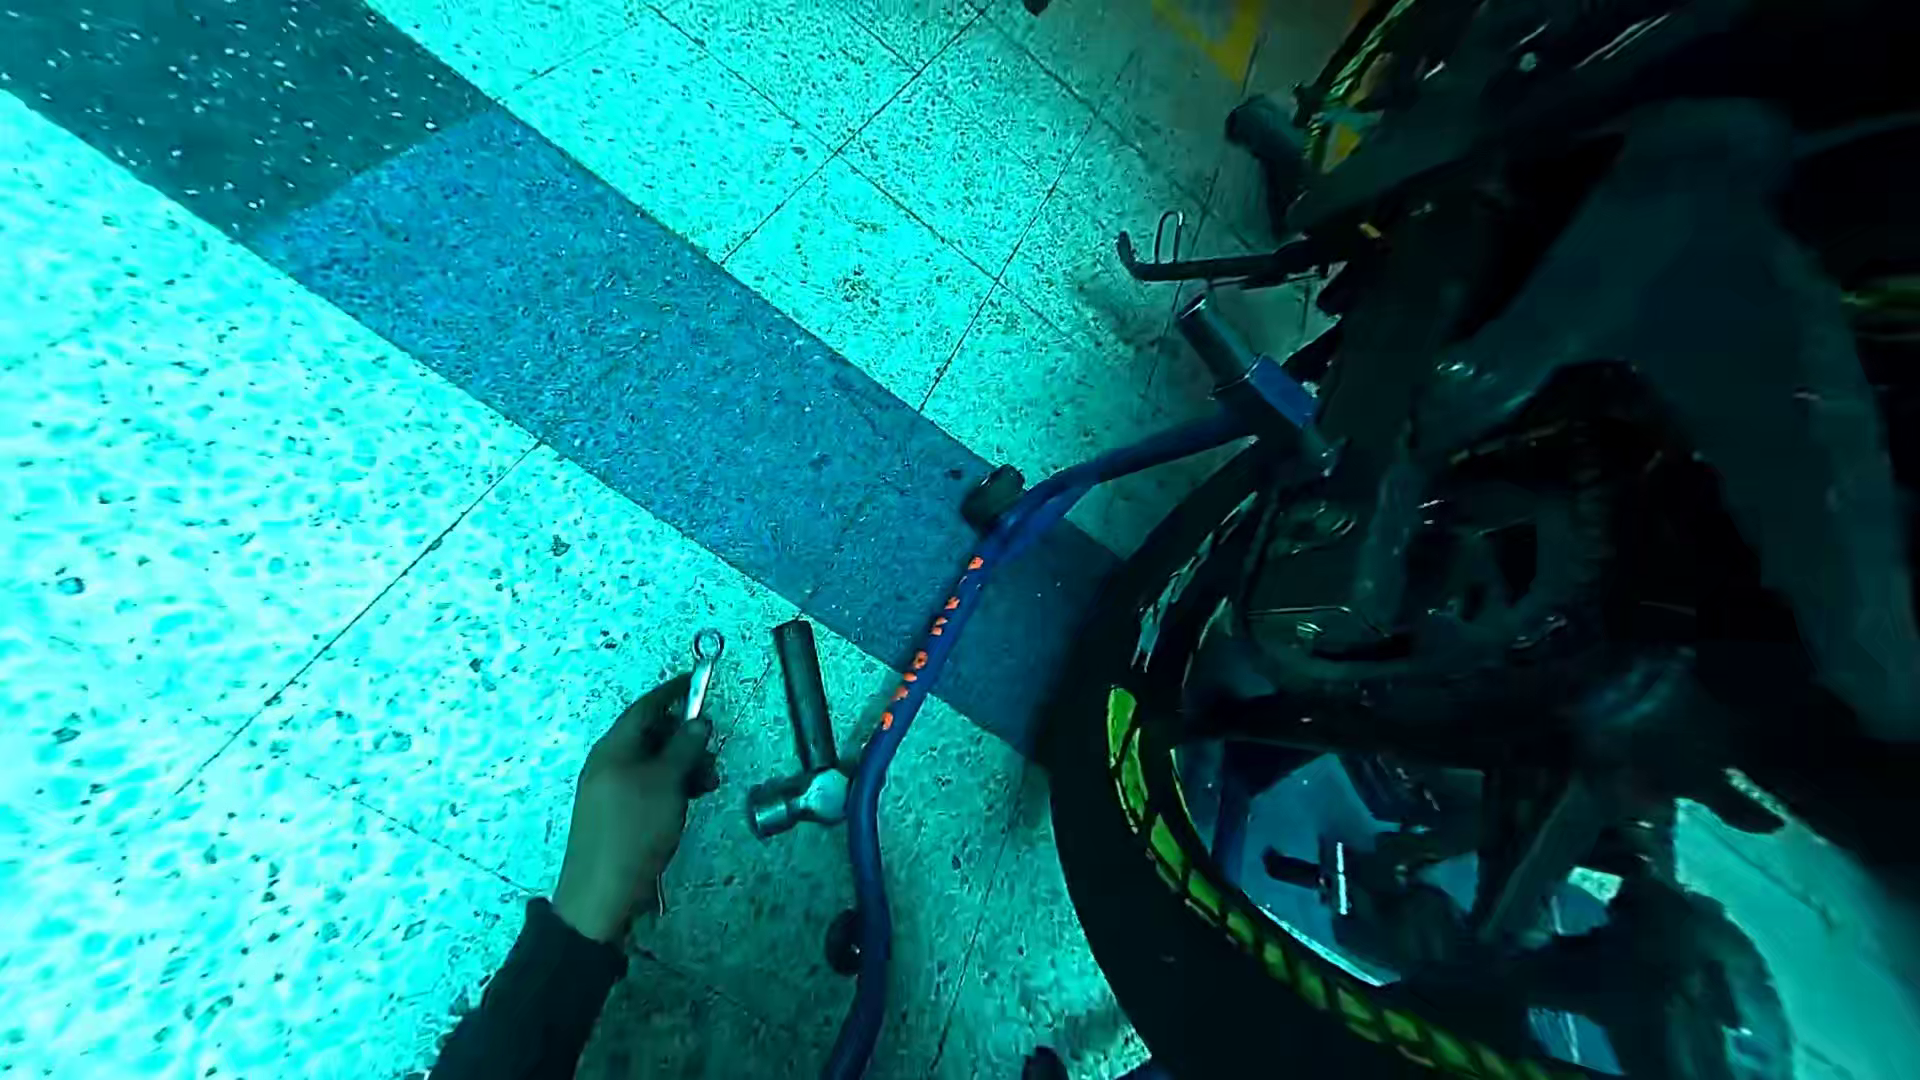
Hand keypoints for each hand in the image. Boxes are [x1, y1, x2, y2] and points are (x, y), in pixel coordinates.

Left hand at [552, 674, 717, 942]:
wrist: (602, 896)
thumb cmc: (635, 829)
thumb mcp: (667, 782)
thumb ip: (685, 746)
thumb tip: (698, 721)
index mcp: (614, 749)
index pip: (646, 707)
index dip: (674, 692)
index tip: (698, 681)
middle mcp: (610, 763)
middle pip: (654, 733)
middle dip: (687, 738)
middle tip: (711, 754)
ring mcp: (612, 788)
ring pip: (656, 760)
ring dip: (685, 764)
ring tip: (707, 784)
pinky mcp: (620, 811)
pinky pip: (651, 782)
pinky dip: (674, 783)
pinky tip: (692, 799)